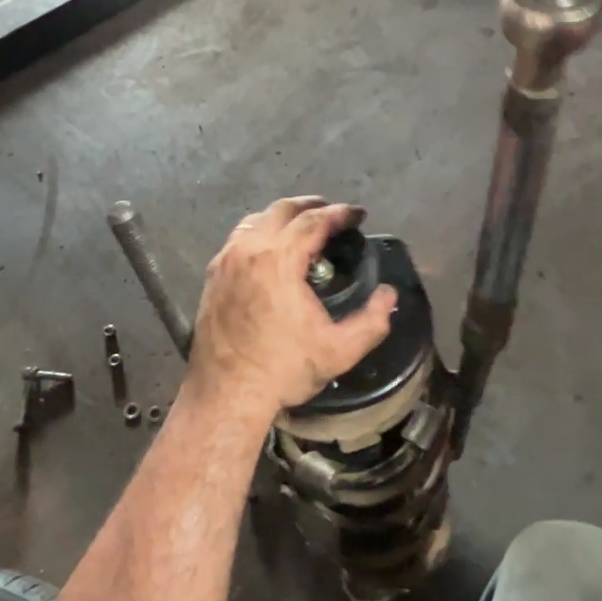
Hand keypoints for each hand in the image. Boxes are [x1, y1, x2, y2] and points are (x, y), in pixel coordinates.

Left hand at [189, 197, 397, 414]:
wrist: (226, 394)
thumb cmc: (283, 370)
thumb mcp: (339, 350)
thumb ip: (372, 321)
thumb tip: (389, 296)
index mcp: (279, 260)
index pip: (314, 221)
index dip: (340, 214)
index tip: (359, 215)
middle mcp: (248, 250)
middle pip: (282, 210)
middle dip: (311, 206)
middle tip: (333, 214)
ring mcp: (225, 261)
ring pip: (256, 220)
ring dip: (283, 217)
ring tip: (303, 227)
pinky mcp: (212, 276)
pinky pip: (238, 239)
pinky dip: (260, 233)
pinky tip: (271, 250)